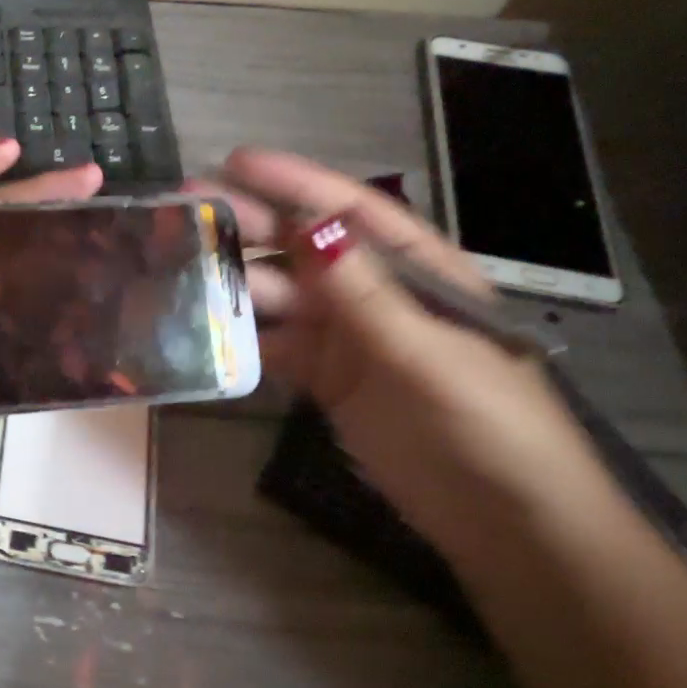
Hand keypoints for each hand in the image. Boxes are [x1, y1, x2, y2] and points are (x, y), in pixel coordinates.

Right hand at [201, 149, 619, 548]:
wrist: (509, 526)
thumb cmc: (491, 426)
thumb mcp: (430, 355)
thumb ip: (365, 295)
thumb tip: (311, 229)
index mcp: (418, 271)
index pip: (350, 212)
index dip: (295, 182)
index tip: (236, 161)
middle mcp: (376, 292)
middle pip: (303, 245)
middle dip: (249, 223)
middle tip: (184, 207)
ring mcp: (348, 335)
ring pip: (280, 292)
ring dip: (234, 278)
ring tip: (177, 265)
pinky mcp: (326, 377)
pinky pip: (273, 343)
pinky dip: (239, 334)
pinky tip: (199, 325)